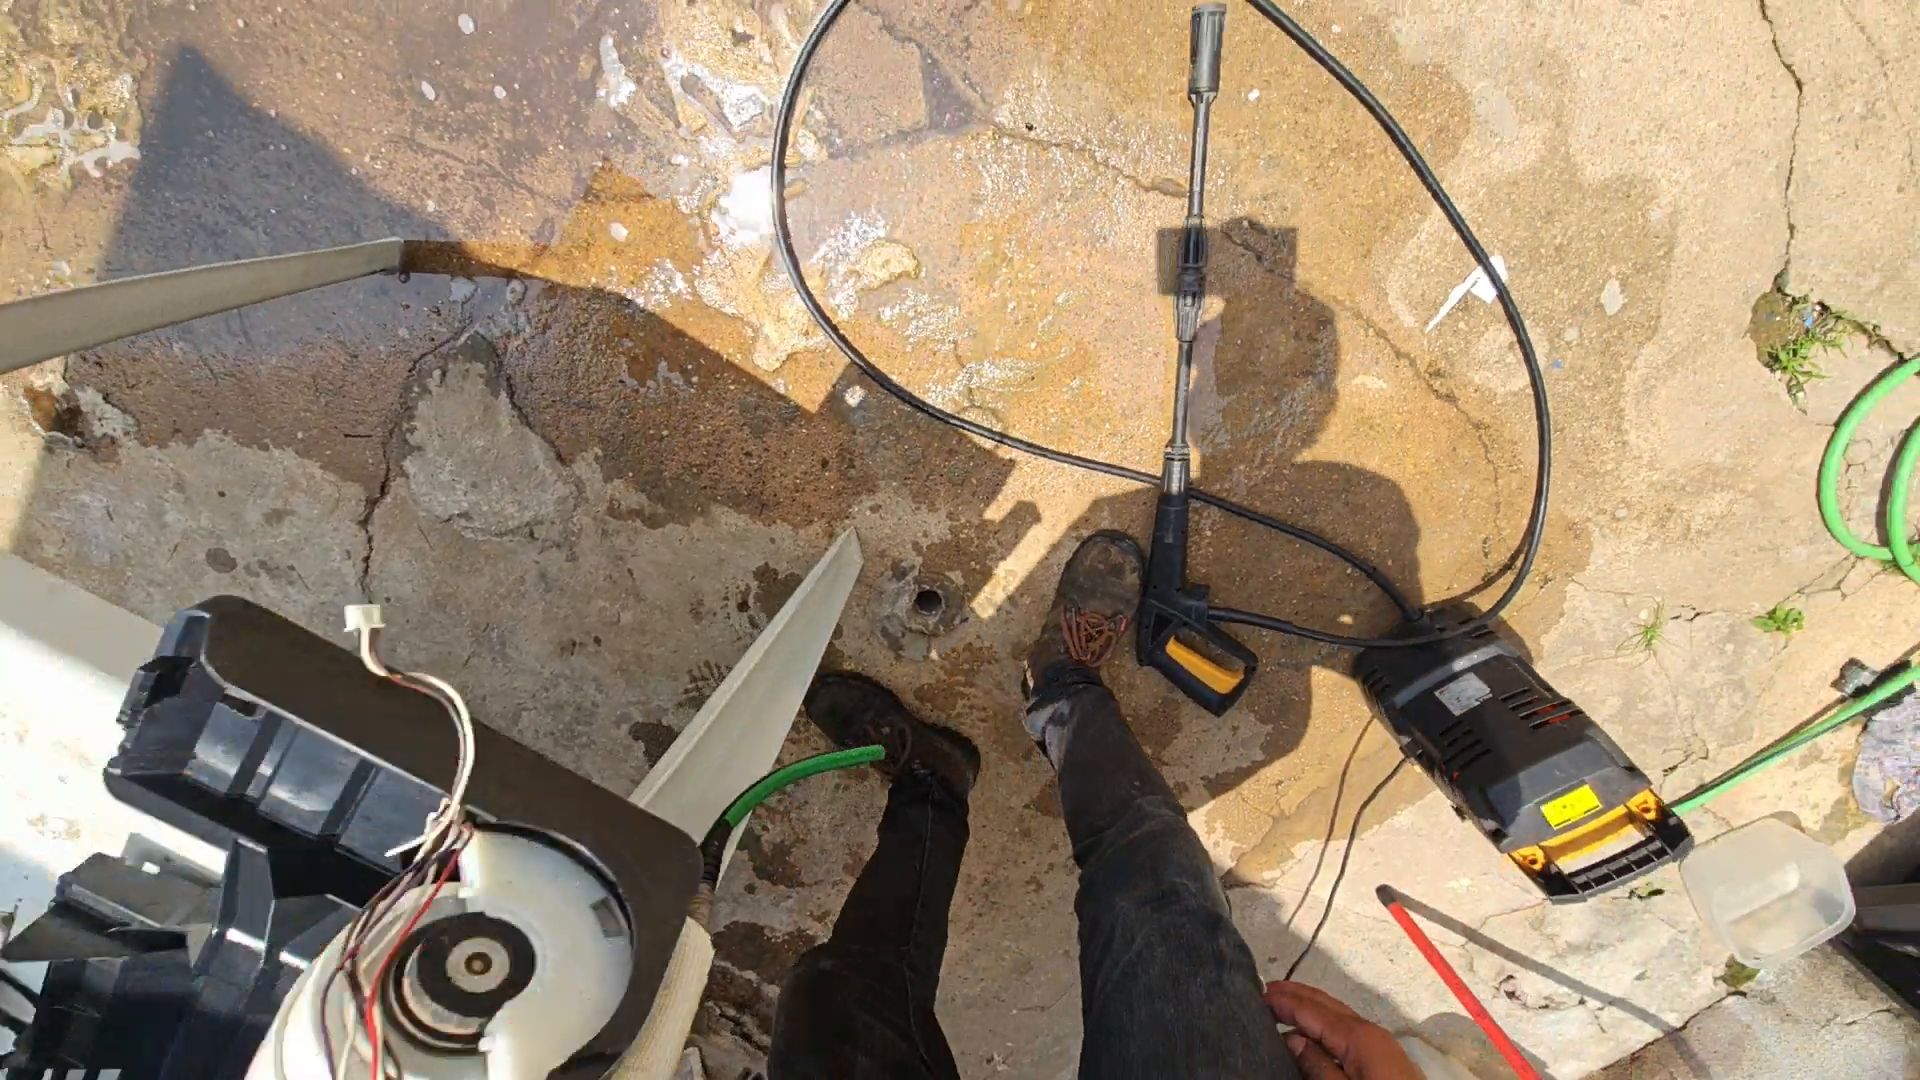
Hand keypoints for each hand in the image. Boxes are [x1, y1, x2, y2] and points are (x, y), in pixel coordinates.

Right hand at [1265, 981, 1424, 1079]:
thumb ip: (1317, 1067)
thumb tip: (1292, 1039)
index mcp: (1358, 1036)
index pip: (1311, 1009)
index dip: (1283, 1001)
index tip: (1255, 995)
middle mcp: (1369, 1031)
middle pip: (1324, 1002)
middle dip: (1294, 995)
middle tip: (1263, 992)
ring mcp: (1380, 1044)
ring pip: (1336, 1013)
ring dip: (1308, 1007)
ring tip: (1281, 1007)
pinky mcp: (1385, 1058)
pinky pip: (1346, 1028)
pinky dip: (1323, 1022)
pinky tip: (1311, 1032)